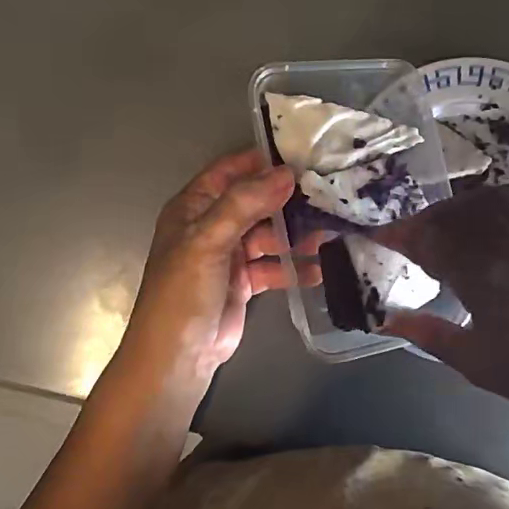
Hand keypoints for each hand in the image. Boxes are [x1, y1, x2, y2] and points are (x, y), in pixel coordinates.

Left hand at [122, 149, 317, 384]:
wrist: (179, 354)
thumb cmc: (184, 291)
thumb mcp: (209, 240)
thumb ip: (245, 204)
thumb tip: (285, 173)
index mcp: (194, 208)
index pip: (229, 172)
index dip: (260, 161)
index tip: (301, 154)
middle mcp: (212, 226)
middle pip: (255, 203)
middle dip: (287, 200)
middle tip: (327, 193)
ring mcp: (229, 255)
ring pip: (269, 236)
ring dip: (296, 236)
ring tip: (329, 232)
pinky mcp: (245, 282)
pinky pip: (274, 267)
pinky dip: (294, 268)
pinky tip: (320, 268)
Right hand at [375, 183, 508, 446]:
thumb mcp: (481, 367)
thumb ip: (431, 335)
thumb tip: (389, 318)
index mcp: (494, 284)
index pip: (434, 242)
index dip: (401, 236)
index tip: (379, 237)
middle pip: (458, 215)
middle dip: (424, 222)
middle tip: (406, 237)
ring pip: (491, 200)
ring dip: (458, 207)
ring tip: (442, 225)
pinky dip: (499, 197)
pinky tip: (489, 212)